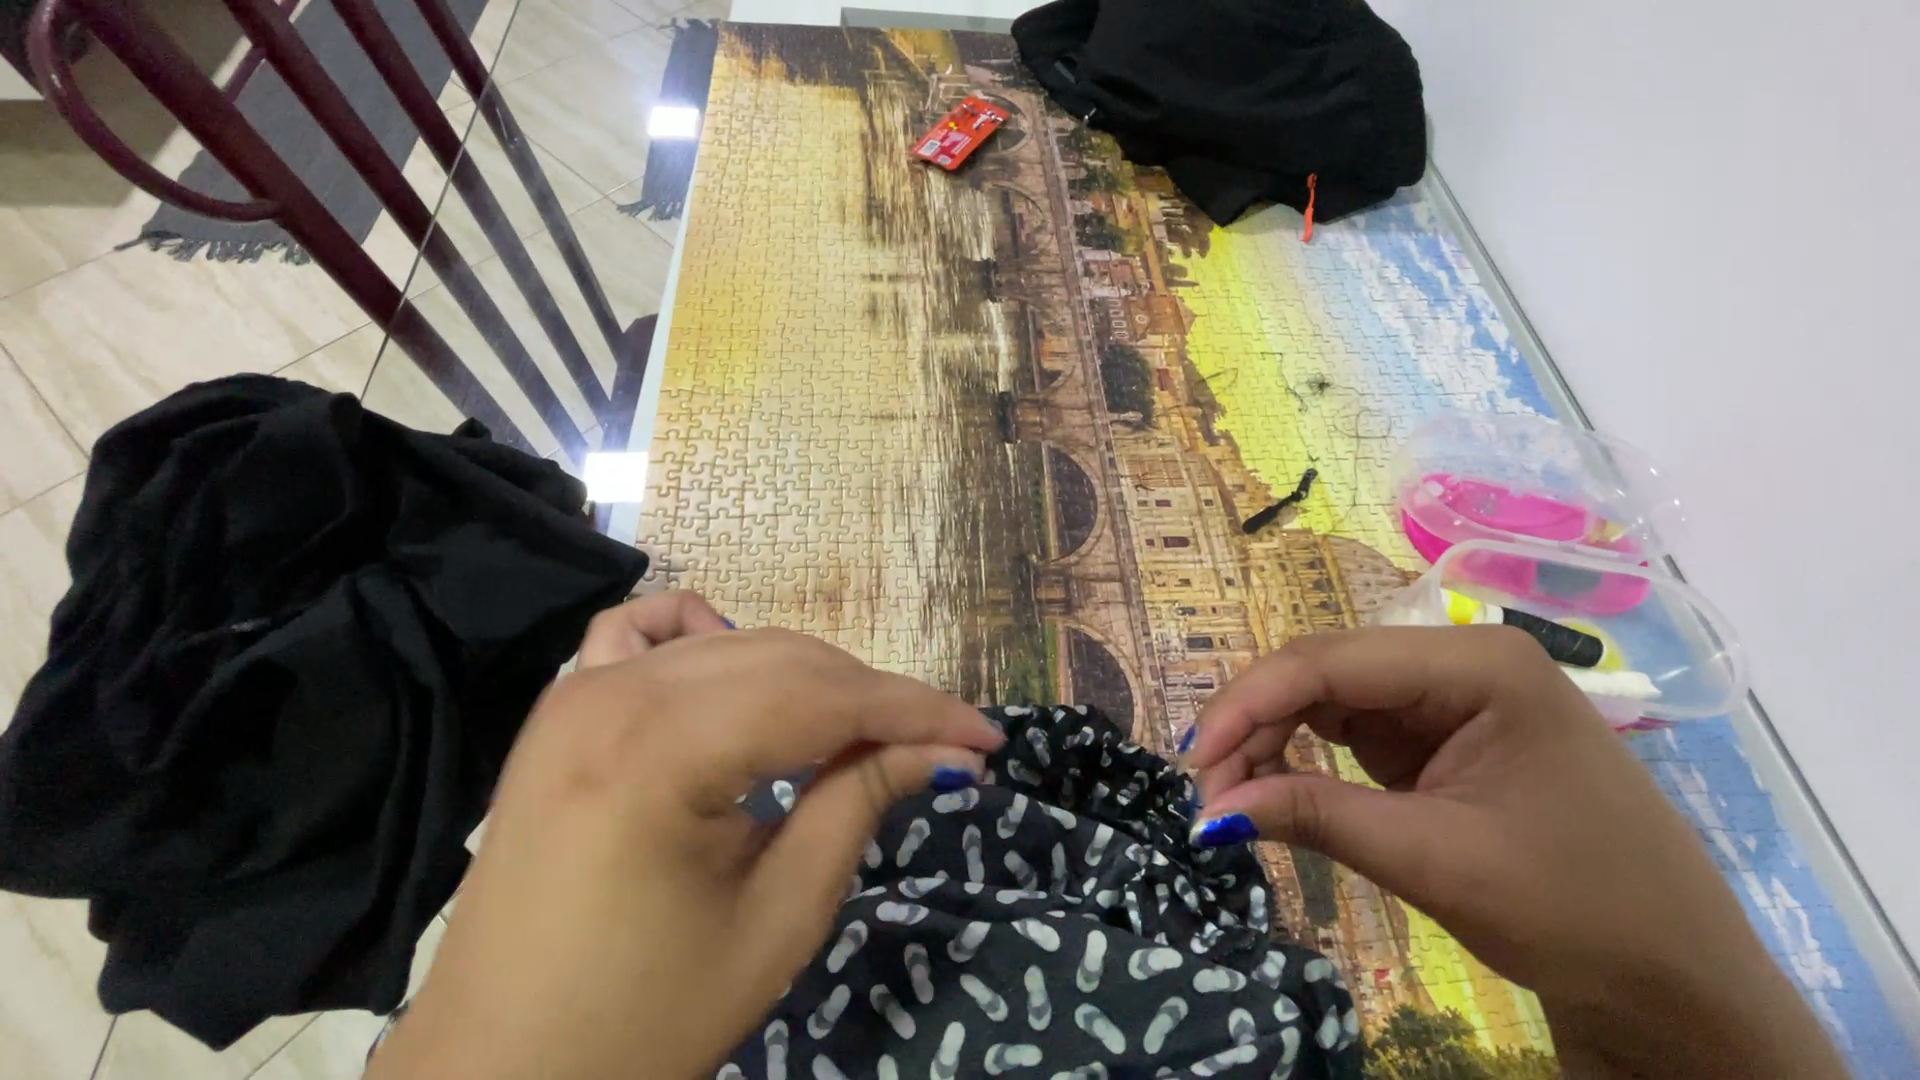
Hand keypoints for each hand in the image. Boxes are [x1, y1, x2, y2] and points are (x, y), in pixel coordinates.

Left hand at [366, 593, 1005, 1079]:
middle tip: (939, 747)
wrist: (496, 1073)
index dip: (917, 712)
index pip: (824, 699)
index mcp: (662, 751)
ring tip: (859, 733)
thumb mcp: (778, 916)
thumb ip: (860, 802)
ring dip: (810, 679)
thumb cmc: (644, 1019)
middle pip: (786, 662)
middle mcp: (615, 693)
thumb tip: (948, 752)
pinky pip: (643, 633)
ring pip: (733, 646)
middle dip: (875, 699)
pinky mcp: (561, 707)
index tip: (988, 738)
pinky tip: (738, 672)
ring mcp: (578, 691)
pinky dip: (707, 637)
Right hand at [1184, 625, 1842, 1078]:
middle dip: (1256, 724)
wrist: (1675, 980)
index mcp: (1477, 665)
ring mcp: (1444, 696)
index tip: (1197, 762)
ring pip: (1324, 696)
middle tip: (1209, 790)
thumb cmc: (1579, 909)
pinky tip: (1275, 785)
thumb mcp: (1436, 860)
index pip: (1330, 661)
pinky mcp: (1432, 734)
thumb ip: (1315, 817)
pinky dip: (1301, 755)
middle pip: (1321, 670)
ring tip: (1234, 794)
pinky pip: (1345, 727)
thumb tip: (1208, 814)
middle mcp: (1456, 662)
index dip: (1249, 704)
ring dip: (1272, 739)